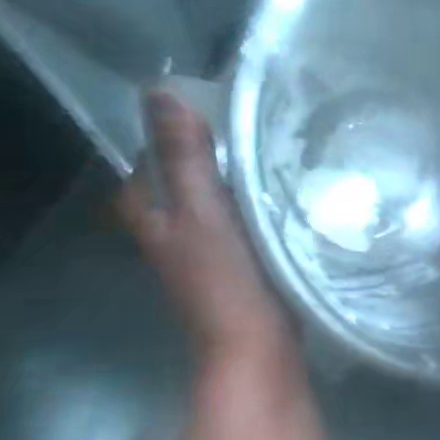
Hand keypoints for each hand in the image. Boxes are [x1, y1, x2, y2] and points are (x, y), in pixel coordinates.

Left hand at [120, 89, 289, 359]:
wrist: (258, 348)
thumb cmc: (225, 282)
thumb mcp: (201, 213)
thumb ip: (183, 157)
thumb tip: (160, 90)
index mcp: (147, 208)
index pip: (159, 147)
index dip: (190, 125)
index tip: (231, 110)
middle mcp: (171, 222)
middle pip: (192, 168)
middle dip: (223, 148)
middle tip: (266, 127)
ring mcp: (206, 241)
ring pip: (223, 191)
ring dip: (246, 175)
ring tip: (284, 151)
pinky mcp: (240, 257)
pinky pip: (248, 213)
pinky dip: (262, 201)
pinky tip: (292, 192)